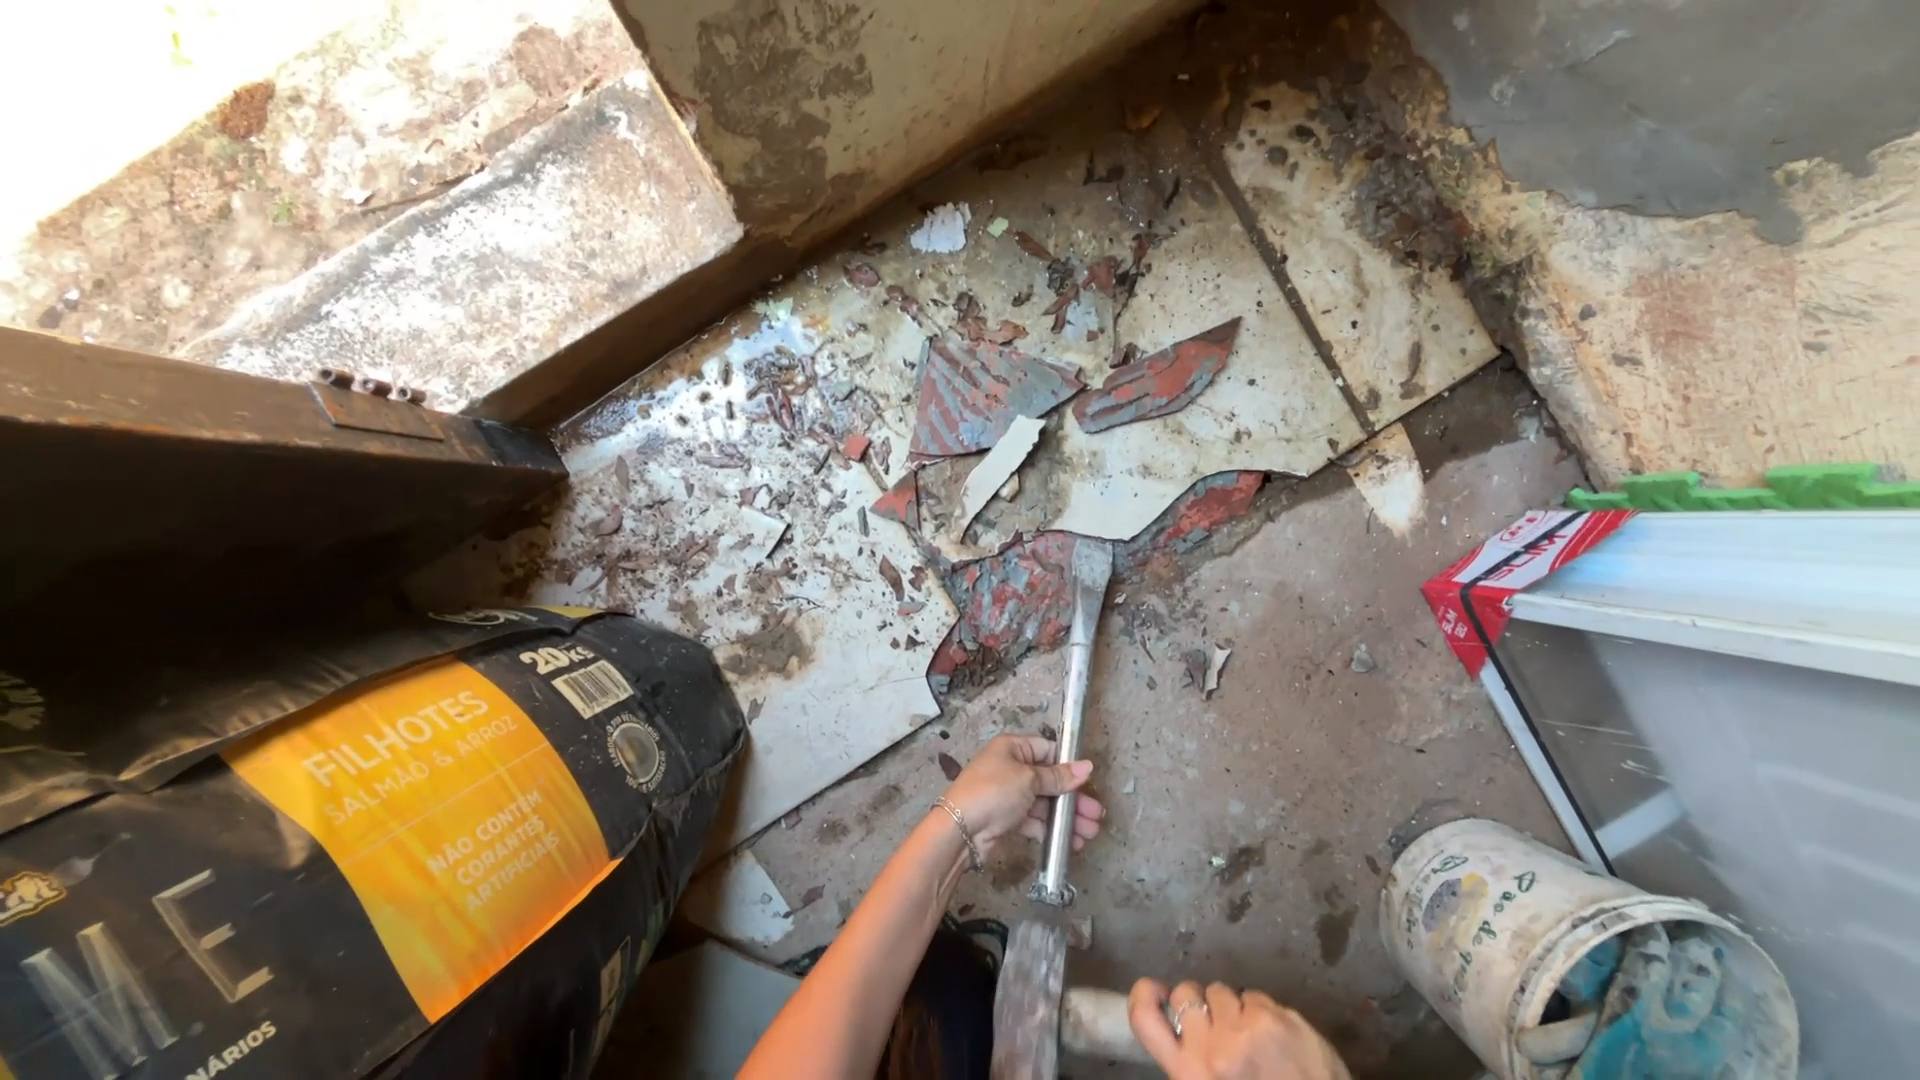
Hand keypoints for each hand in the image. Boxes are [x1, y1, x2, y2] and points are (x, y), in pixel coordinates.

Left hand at [940, 734, 1102, 858]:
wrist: (960, 831)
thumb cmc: (994, 793)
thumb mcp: (1028, 779)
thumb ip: (1058, 777)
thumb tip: (1087, 766)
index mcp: (1012, 748)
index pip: (1047, 750)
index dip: (1068, 766)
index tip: (1088, 782)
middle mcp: (1010, 768)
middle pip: (1049, 780)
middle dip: (1073, 799)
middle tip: (1096, 815)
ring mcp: (1008, 795)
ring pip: (1044, 803)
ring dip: (1066, 818)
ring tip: (1089, 833)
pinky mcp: (1007, 819)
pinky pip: (1034, 820)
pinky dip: (1051, 830)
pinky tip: (1070, 842)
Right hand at [1128, 979, 1351, 1079]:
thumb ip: (1191, 1066)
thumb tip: (1185, 1032)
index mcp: (1187, 1075)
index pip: (1145, 1019)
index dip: (1144, 996)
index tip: (1157, 992)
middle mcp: (1209, 1049)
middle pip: (1185, 994)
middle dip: (1200, 1004)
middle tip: (1220, 1027)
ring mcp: (1243, 1030)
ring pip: (1221, 990)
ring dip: (1232, 1008)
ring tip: (1252, 1037)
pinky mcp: (1275, 1020)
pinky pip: (1254, 996)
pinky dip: (1262, 1013)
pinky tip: (1276, 1040)